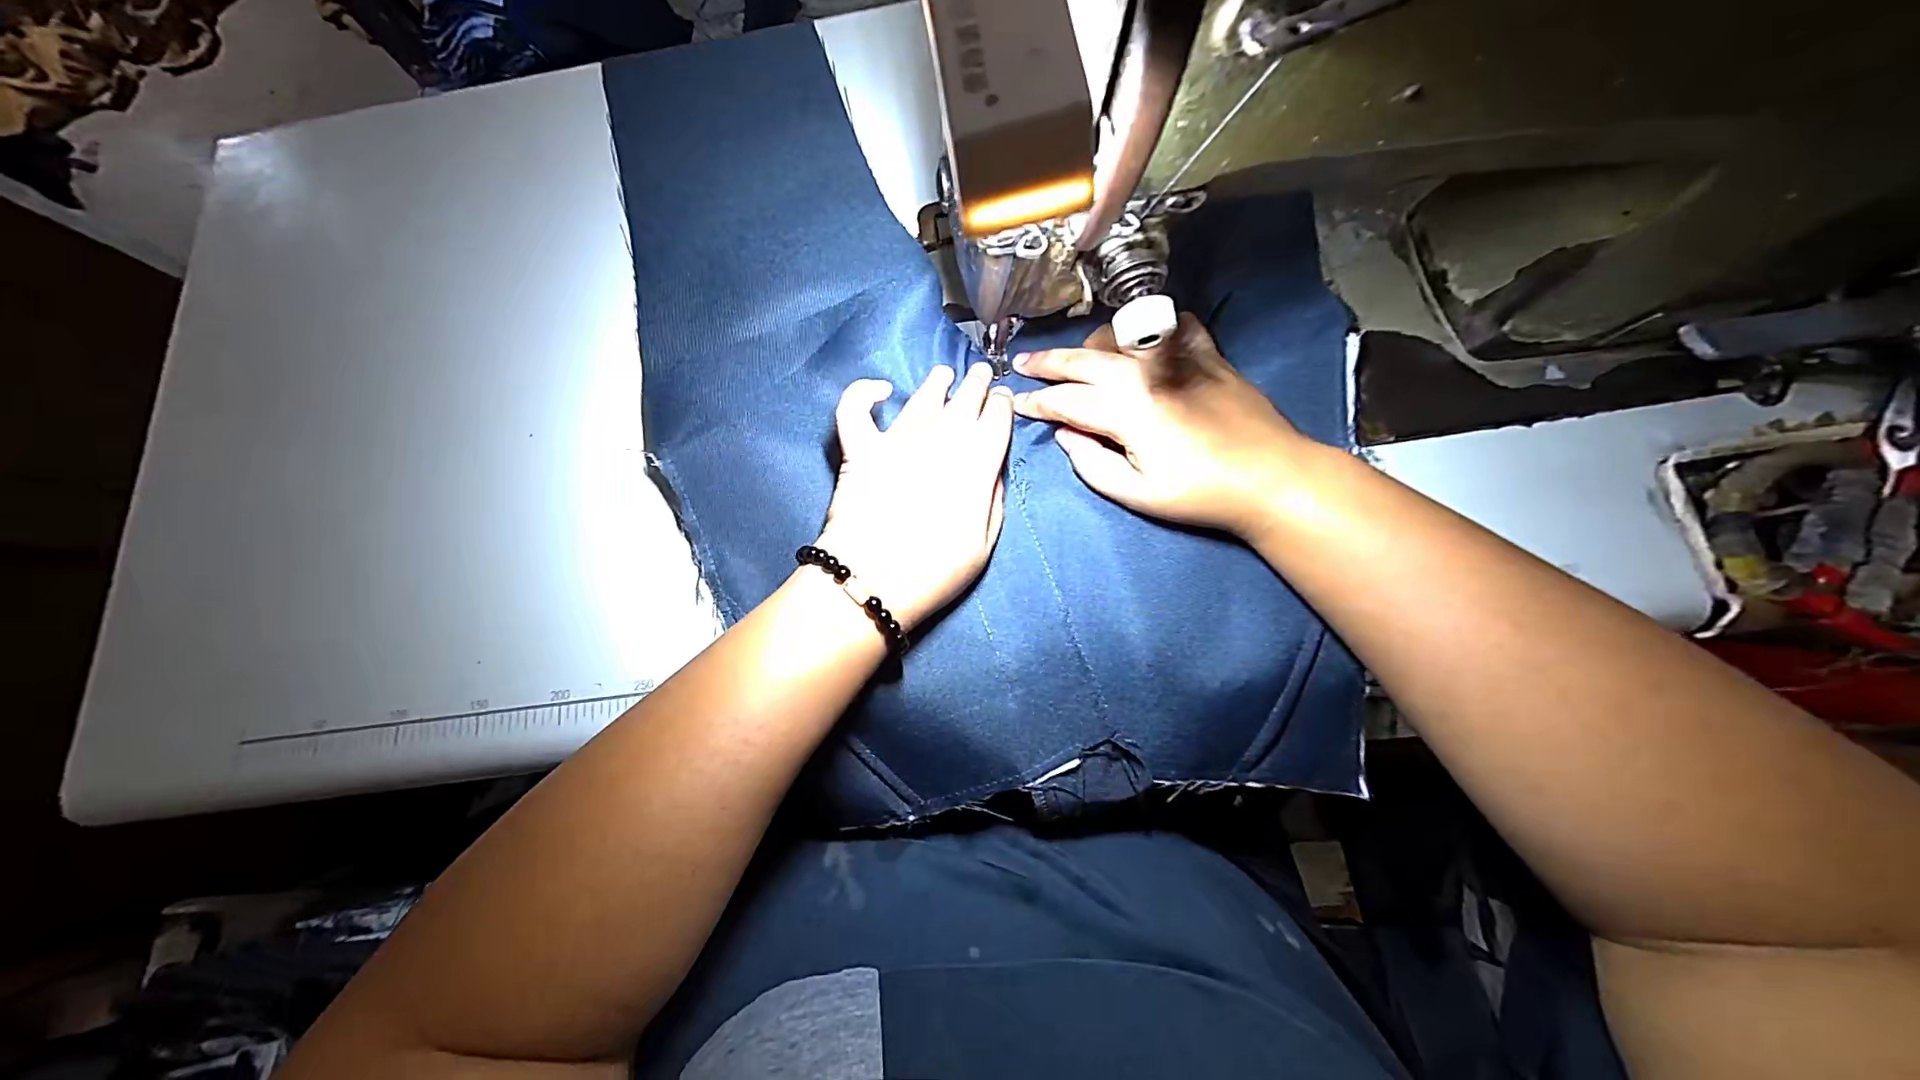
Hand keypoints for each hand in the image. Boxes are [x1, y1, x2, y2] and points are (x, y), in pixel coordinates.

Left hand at [814, 362, 1013, 630]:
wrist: (872, 581)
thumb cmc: (935, 572)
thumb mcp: (984, 545)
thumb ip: (994, 499)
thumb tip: (994, 469)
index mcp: (977, 463)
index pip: (997, 417)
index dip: (1001, 403)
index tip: (1002, 398)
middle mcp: (941, 439)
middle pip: (964, 398)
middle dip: (976, 383)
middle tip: (980, 374)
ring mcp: (897, 439)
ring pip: (922, 396)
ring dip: (936, 382)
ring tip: (943, 375)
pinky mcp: (860, 447)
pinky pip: (856, 407)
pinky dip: (864, 392)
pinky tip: (880, 389)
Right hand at [1011, 313, 1317, 537]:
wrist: (1270, 476)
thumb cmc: (1200, 493)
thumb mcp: (1136, 493)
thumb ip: (1091, 463)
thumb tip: (1065, 435)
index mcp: (1124, 409)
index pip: (1064, 399)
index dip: (1036, 402)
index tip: (1017, 403)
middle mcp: (1144, 373)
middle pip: (1082, 359)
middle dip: (1047, 363)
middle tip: (1024, 364)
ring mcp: (1176, 357)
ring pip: (1118, 336)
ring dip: (1089, 346)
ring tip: (1077, 359)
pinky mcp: (1206, 353)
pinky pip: (1171, 325)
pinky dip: (1150, 329)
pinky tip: (1143, 341)